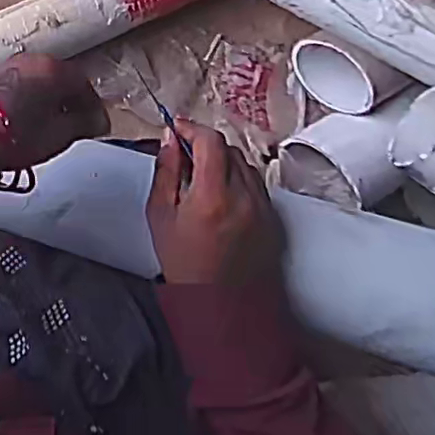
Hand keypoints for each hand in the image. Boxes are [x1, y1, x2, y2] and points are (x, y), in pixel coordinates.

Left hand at [0, 53, 108, 168]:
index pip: (83, 83)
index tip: (96, 123)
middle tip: (78, 123)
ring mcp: (9, 66)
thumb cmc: (15, 135)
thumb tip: (95, 121)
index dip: (92, 106)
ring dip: (49, 97)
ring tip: (53, 123)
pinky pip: (21, 83)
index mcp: (52, 69)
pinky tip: (31, 117)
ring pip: (39, 79)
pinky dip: (31, 96)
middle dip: (70, 100)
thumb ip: (84, 123)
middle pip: (60, 78)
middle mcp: (30, 60)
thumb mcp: (61, 134)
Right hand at [146, 120, 284, 286]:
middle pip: (228, 149)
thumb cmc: (185, 263)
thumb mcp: (160, 213)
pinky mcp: (273, 218)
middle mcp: (245, 198)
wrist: (223, 306)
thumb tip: (170, 138)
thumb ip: (166, 170)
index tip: (176, 128)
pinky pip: (255, 184)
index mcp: (213, 196)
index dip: (191, 128)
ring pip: (244, 164)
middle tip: (183, 154)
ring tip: (200, 176)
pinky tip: (219, 194)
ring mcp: (263, 209)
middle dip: (204, 144)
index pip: (211, 141)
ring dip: (221, 160)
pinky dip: (236, 178)